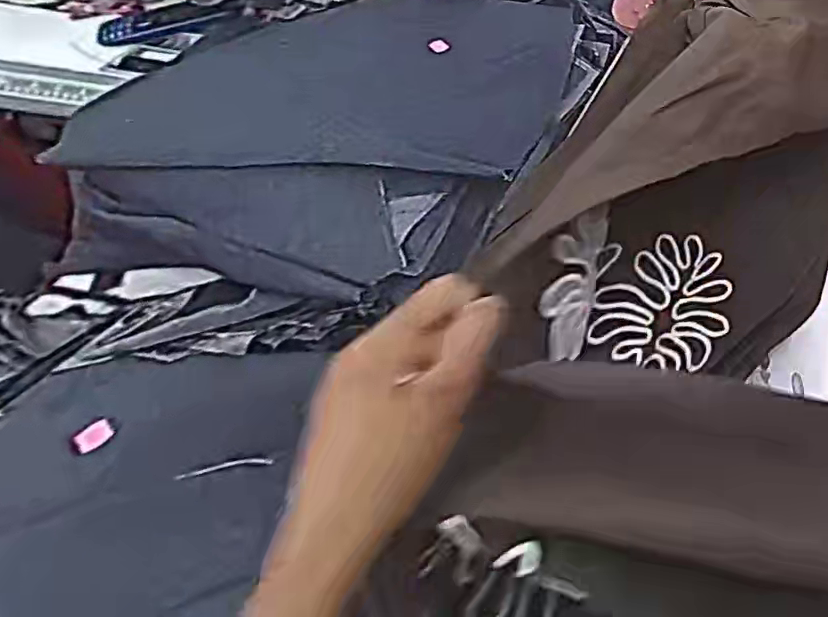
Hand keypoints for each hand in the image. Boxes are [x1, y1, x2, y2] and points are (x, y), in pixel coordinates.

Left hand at [248, 276, 504, 616]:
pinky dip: (422, 393)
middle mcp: (358, 356)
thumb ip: (474, 340)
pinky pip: (402, 378)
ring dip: (441, 371)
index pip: (445, 290)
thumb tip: (492, 303)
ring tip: (441, 411)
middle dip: (458, 347)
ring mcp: (349, 384)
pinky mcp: (349, 410)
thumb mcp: (446, 395)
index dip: (477, 311)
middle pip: (433, 320)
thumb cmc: (386, 471)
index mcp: (378, 343)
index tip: (483, 346)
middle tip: (459, 388)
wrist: (335, 538)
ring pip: (420, 351)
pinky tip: (422, 426)